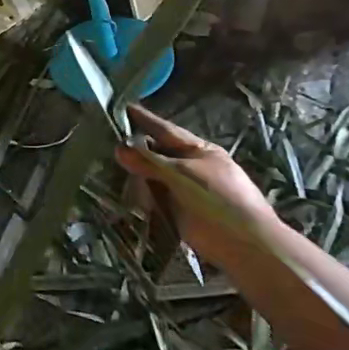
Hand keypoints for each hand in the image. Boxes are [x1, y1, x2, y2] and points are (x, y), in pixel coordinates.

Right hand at [113, 105, 278, 250]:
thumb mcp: (182, 173)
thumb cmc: (217, 198)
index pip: (166, 130)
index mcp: (199, 150)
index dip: (145, 120)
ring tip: (106, 164)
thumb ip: (149, 160)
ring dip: (133, 173)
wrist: (243, 242)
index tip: (124, 106)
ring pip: (151, 175)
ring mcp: (183, 189)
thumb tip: (119, 148)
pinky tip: (120, 191)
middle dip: (134, 147)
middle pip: (156, 152)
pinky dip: (138, 194)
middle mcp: (190, 166)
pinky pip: (152, 197)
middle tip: (105, 138)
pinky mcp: (177, 210)